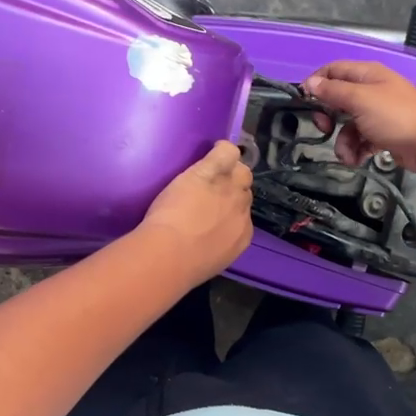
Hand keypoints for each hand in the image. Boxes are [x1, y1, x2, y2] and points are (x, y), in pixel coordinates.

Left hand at [136, 140, 253, 282]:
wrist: (171, 253)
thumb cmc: (181, 266)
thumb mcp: (209, 260)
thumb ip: (216, 245)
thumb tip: (210, 241)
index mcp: (242, 235)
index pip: (244, 213)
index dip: (230, 208)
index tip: (215, 210)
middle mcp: (241, 210)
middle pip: (245, 191)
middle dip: (233, 189)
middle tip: (211, 191)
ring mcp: (228, 189)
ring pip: (241, 172)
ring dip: (229, 171)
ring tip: (212, 171)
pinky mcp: (210, 172)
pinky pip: (227, 153)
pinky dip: (222, 149)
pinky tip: (215, 149)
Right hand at [301, 61, 415, 171]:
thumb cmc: (395, 116)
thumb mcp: (360, 100)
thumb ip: (333, 91)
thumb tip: (310, 83)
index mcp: (368, 74)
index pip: (334, 70)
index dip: (317, 83)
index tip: (304, 101)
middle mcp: (372, 90)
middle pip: (338, 99)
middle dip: (328, 116)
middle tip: (324, 127)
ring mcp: (379, 113)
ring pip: (347, 124)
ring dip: (342, 140)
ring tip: (347, 154)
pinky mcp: (383, 133)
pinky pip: (360, 139)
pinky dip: (356, 149)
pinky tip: (357, 159)